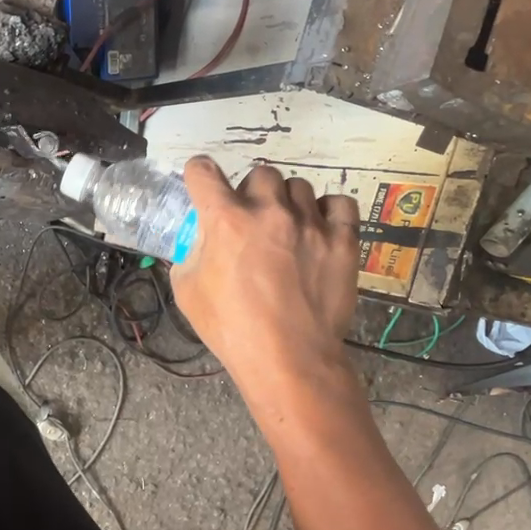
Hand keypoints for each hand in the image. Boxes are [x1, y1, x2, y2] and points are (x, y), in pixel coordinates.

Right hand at [170, 158, 360, 390]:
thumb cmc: (229, 327)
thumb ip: (192, 254)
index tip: (201, 181)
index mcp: (225, 221)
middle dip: (250, 191)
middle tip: (249, 218)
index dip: (198, 173)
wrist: (287, 357)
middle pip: (260, 173)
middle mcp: (268, 211)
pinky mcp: (343, 239)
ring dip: (287, 202)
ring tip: (285, 228)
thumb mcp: (187, 291)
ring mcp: (310, 223)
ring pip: (298, 186)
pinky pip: (338, 204)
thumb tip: (201, 242)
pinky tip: (318, 229)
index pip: (203, 172)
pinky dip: (326, 211)